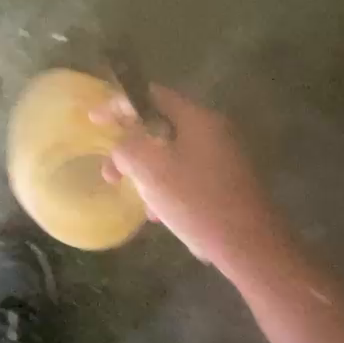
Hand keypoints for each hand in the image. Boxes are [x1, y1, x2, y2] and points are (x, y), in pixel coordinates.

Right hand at [93, 84, 294, 270]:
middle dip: (129, 148)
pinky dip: (166, 186)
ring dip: (146, 171)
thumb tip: (122, 144)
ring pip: (170, 154)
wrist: (250, 245)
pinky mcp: (226, 182)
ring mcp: (223, 157)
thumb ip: (127, 146)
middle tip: (110, 171)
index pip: (151, 96)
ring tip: (133, 197)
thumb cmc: (196, 201)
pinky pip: (186, 173)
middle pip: (159, 127)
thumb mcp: (150, 170)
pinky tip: (157, 213)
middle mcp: (214, 131)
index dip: (119, 105)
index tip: (94, 121)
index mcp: (197, 119)